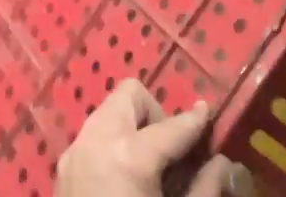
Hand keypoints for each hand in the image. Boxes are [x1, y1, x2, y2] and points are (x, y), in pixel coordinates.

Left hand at [55, 80, 249, 196]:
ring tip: (155, 170)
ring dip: (134, 128)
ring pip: (108, 114)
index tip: (210, 117)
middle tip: (175, 154)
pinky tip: (131, 183)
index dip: (196, 122)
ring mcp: (73, 155)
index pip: (173, 126)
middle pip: (129, 97)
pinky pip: (93, 138)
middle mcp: (94, 142)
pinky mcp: (62, 173)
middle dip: (157, 115)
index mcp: (127, 155)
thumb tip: (222, 163)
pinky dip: (114, 145)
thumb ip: (206, 190)